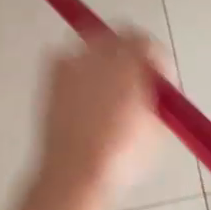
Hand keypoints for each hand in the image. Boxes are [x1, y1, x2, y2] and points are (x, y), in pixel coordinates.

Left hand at [37, 30, 164, 201]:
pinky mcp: (50, 76)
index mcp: (131, 63)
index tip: (160, 80)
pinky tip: (83, 96)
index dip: (157, 61)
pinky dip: (78, 70)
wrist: (74, 172)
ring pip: (92, 46)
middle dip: (130, 54)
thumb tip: (157, 91)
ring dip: (104, 60)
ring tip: (108, 91)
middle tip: (136, 82)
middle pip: (120, 37)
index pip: (148, 43)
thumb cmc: (120, 155)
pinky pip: (67, 60)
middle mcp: (99, 53)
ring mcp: (71, 62)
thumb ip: (158, 98)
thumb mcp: (156, 127)